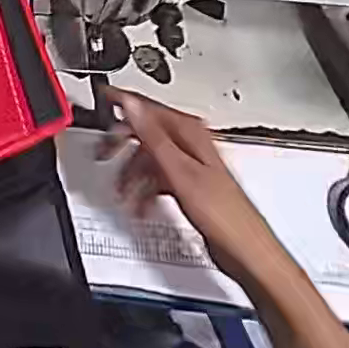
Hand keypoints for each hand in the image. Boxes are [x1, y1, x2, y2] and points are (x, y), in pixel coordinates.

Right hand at [100, 87, 288, 282]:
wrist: (245, 252)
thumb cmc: (223, 214)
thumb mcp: (179, 171)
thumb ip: (152, 135)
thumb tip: (131, 105)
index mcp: (189, 131)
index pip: (148, 107)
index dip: (123, 101)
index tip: (104, 95)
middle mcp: (190, 142)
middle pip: (146, 131)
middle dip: (122, 144)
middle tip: (103, 151)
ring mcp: (190, 163)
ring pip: (149, 156)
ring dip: (132, 173)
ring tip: (122, 191)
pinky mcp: (188, 183)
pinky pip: (158, 176)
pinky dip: (145, 188)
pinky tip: (140, 204)